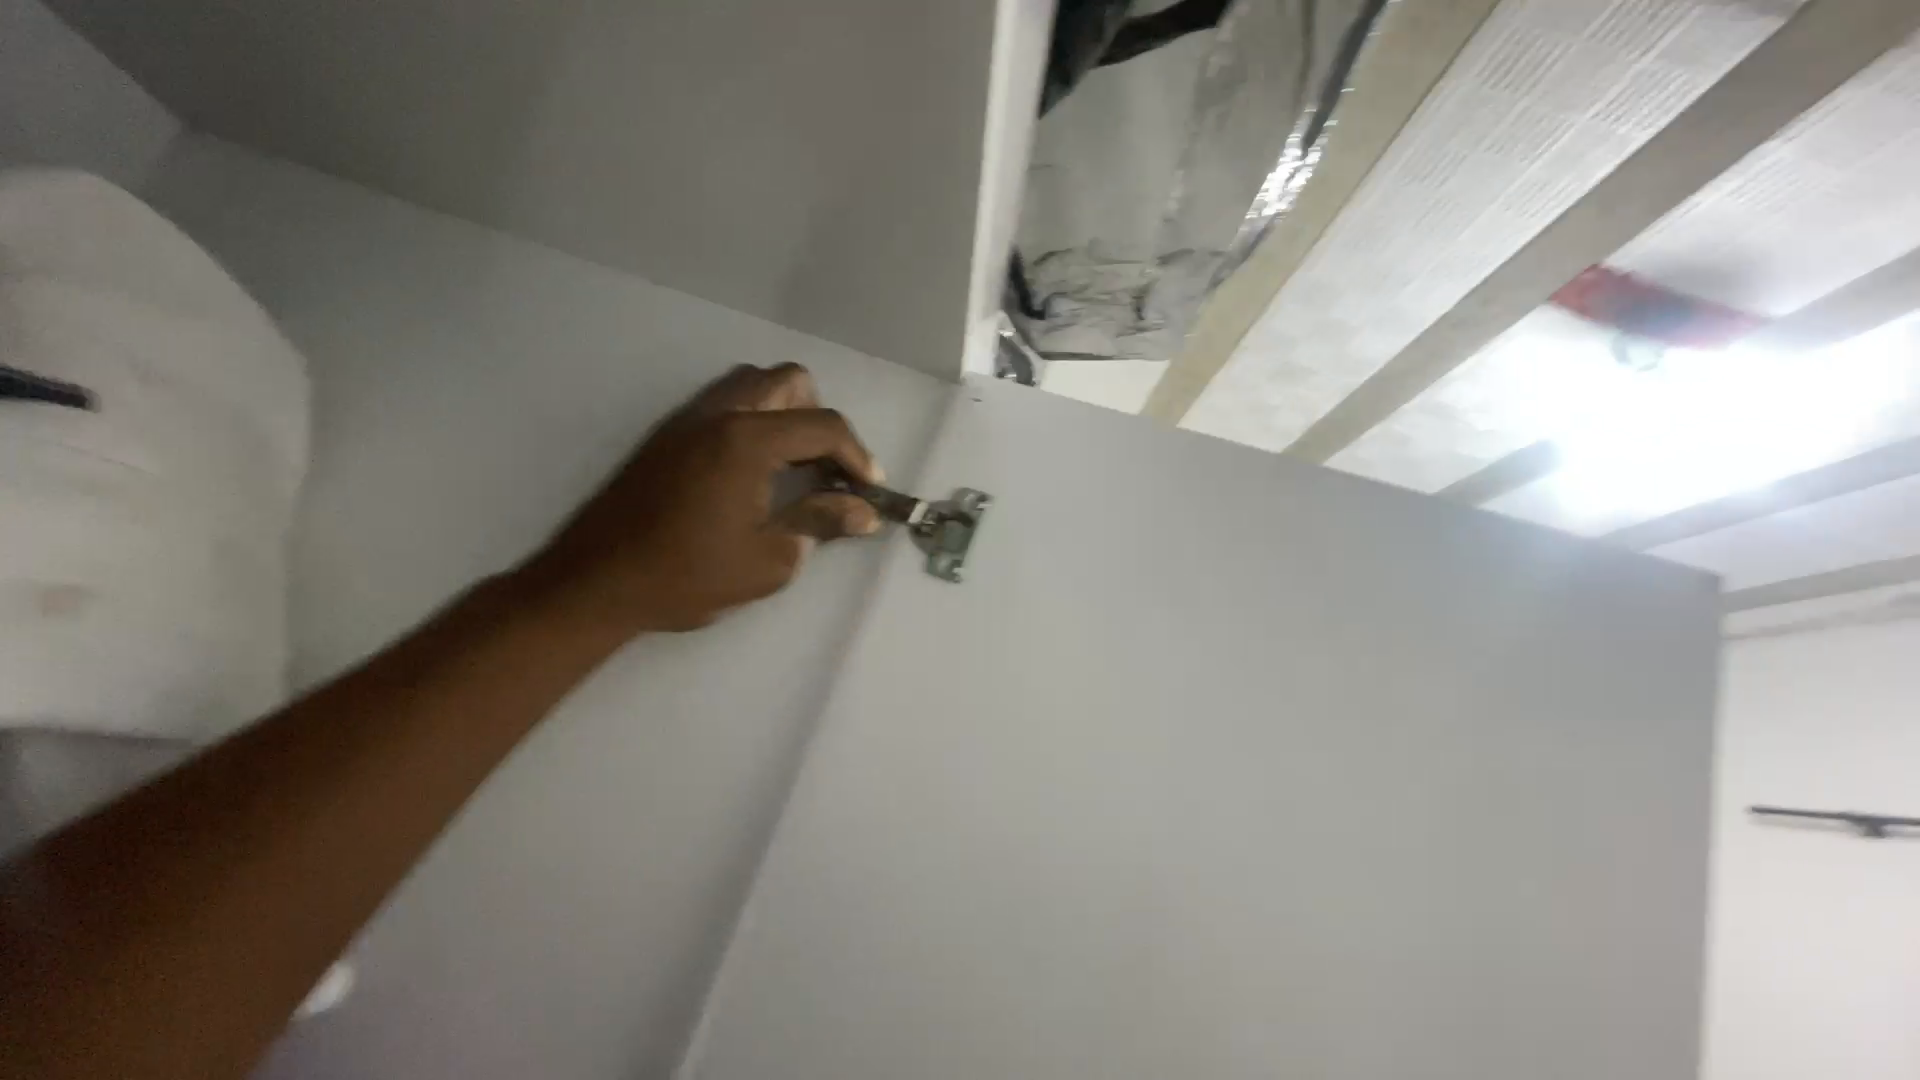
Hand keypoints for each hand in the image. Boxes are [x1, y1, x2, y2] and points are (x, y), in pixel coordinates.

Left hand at [517, 364, 884, 631]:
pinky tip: (751, 472)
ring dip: (785, 414)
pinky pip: (723, 404)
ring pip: (752, 385)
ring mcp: (688, 419)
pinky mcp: (668, 435)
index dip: (857, 456)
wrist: (597, 583)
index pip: (824, 427)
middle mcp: (719, 414)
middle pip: (789, 382)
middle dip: (820, 420)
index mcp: (747, 441)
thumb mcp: (768, 559)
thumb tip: (865, 512)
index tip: (869, 490)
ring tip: (791, 466)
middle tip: (826, 470)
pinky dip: (752, 421)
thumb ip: (820, 522)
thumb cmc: (688, 576)